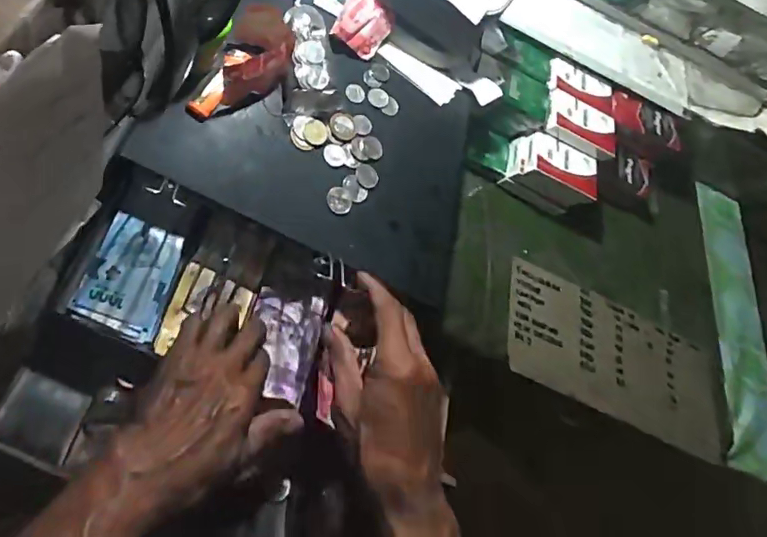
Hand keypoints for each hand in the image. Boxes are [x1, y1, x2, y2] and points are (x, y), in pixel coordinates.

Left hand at [99, 300, 303, 529]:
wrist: (147, 462)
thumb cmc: (196, 468)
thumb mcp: (239, 460)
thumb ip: (268, 432)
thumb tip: (298, 417)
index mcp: (245, 391)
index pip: (263, 359)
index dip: (262, 359)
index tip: (258, 364)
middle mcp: (227, 365)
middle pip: (250, 330)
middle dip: (254, 329)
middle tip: (251, 332)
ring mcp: (201, 355)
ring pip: (223, 316)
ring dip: (229, 316)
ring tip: (229, 319)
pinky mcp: (177, 351)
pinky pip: (192, 322)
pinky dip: (199, 319)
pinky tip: (199, 326)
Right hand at [326, 273, 454, 535]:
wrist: (410, 491)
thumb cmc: (372, 449)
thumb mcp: (348, 404)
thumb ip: (341, 359)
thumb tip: (331, 328)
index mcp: (399, 363)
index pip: (390, 310)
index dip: (374, 288)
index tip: (359, 275)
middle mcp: (422, 362)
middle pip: (404, 317)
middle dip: (381, 301)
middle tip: (354, 299)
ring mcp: (432, 376)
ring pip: (412, 334)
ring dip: (389, 322)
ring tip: (360, 326)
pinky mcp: (435, 390)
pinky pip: (417, 352)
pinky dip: (397, 341)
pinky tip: (377, 352)